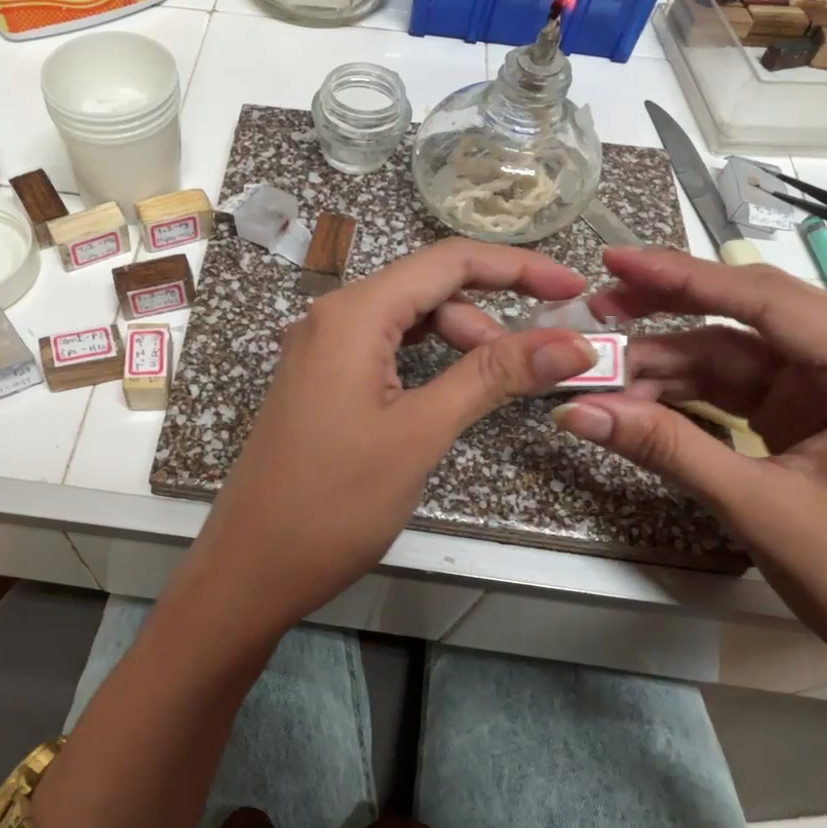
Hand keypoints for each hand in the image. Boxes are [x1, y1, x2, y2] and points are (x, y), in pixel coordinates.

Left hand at [189, 238, 599, 628]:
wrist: (251, 566)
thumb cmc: (334, 501)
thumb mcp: (420, 433)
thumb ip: (492, 377)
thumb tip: (572, 343)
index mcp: (352, 314)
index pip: (448, 261)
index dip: (518, 267)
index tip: (575, 289)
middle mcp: (329, 319)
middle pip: (425, 288)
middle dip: (489, 312)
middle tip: (539, 357)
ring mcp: (316, 353)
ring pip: (403, 322)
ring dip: (457, 340)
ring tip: (498, 383)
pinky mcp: (315, 386)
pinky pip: (379, 352)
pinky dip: (423, 363)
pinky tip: (449, 392)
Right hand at [555, 247, 826, 703]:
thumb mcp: (757, 507)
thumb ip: (664, 448)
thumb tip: (575, 411)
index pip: (771, 301)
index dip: (685, 277)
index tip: (616, 260)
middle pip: (753, 319)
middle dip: (671, 314)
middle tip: (597, 309)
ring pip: (739, 358)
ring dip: (670, 366)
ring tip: (601, 374)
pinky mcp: (815, 422)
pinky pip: (742, 394)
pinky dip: (689, 399)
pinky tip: (638, 403)